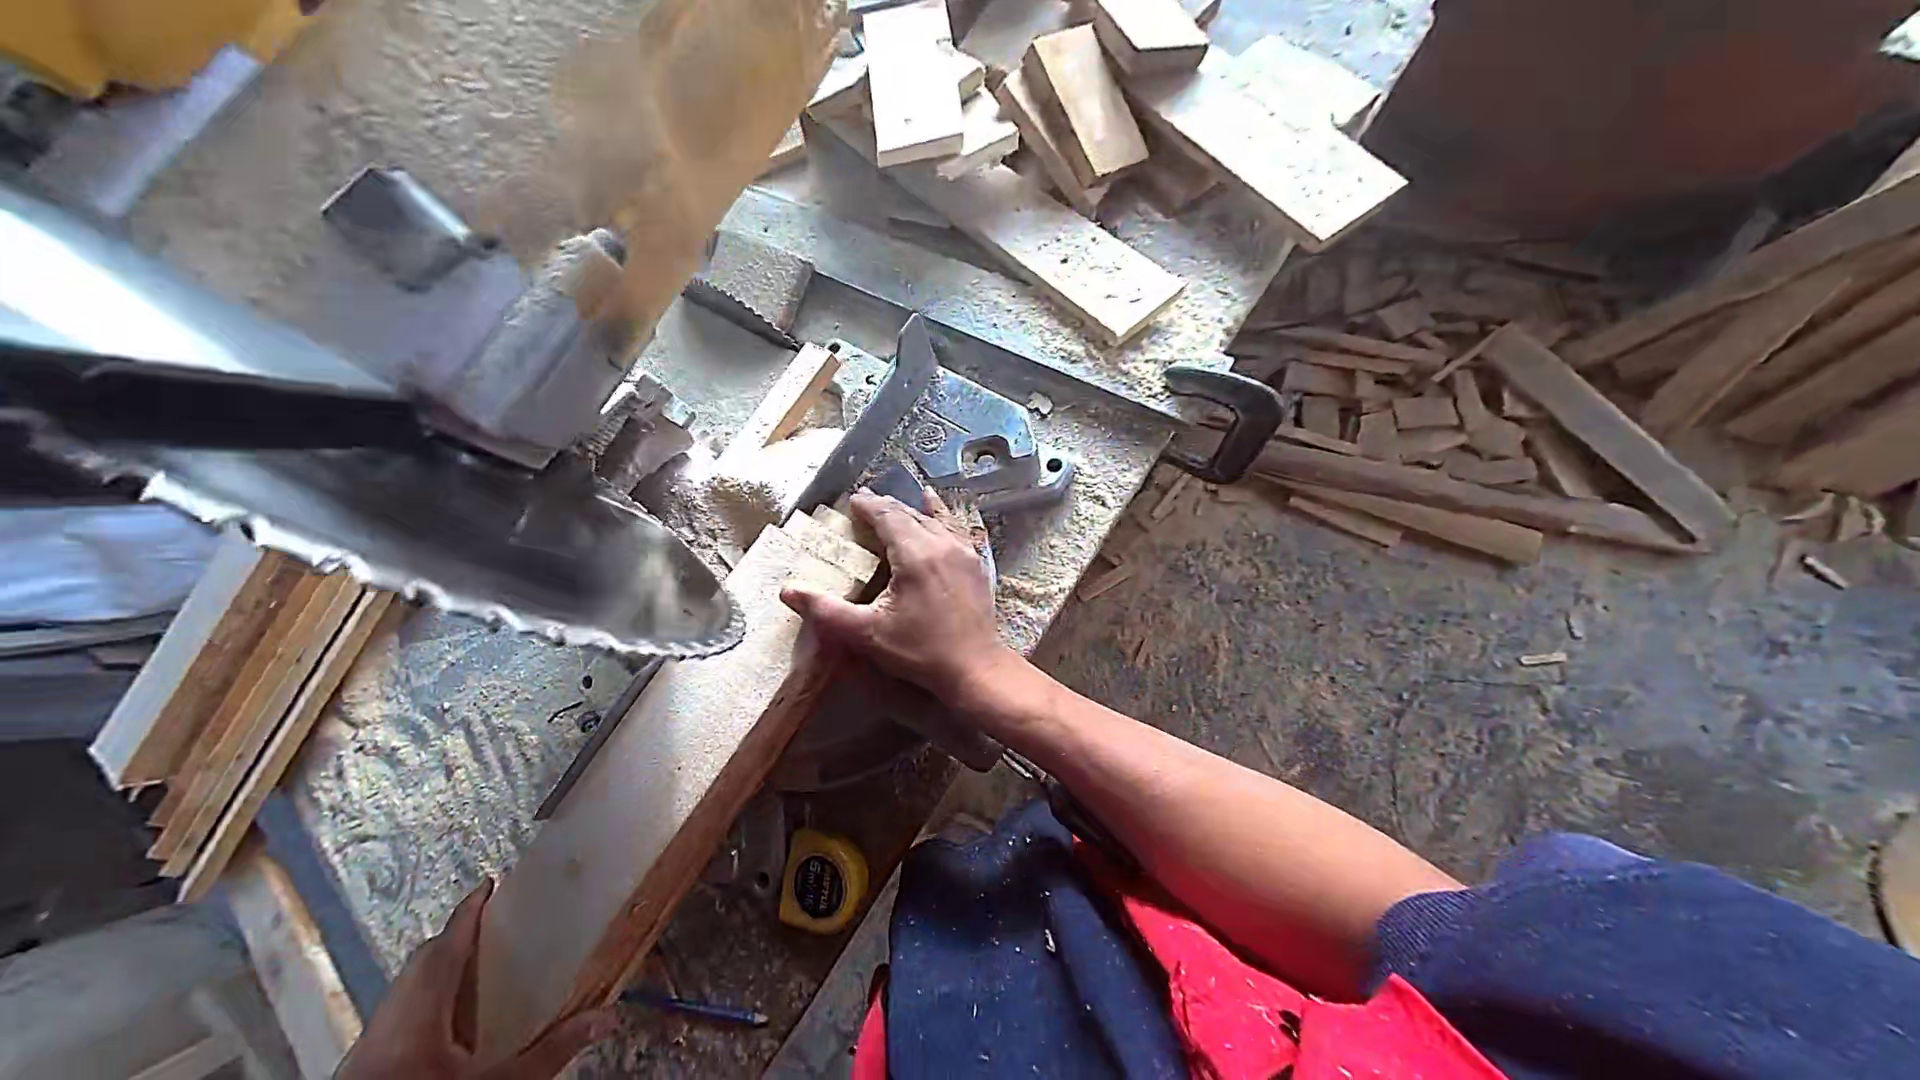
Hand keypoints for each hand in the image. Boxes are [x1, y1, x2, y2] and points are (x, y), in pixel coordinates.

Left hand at [335, 880, 615, 1079]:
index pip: (446, 946)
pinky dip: (425, 1003)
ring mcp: (365, 1051)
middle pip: (419, 964)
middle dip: (454, 939)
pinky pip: (395, 1019)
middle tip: (492, 924)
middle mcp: (387, 1024)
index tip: (489, 884)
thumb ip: (548, 1051)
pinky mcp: (360, 1072)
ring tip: (477, 965)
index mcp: (418, 1013)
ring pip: (403, 992)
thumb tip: (606, 1017)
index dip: (468, 913)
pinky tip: (449, 1021)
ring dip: (437, 971)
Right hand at [780, 489, 1017, 704]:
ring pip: (933, 518)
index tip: (851, 502)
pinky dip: (940, 516)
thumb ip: (826, 611)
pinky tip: (937, 510)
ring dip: (910, 510)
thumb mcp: (867, 634)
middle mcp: (942, 544)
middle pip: (908, 513)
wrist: (975, 667)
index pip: (887, 515)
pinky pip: (955, 528)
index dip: (867, 506)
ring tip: (893, 504)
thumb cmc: (920, 652)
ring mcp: (963, 552)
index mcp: (915, 555)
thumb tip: (788, 591)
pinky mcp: (976, 564)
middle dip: (885, 506)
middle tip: (865, 504)